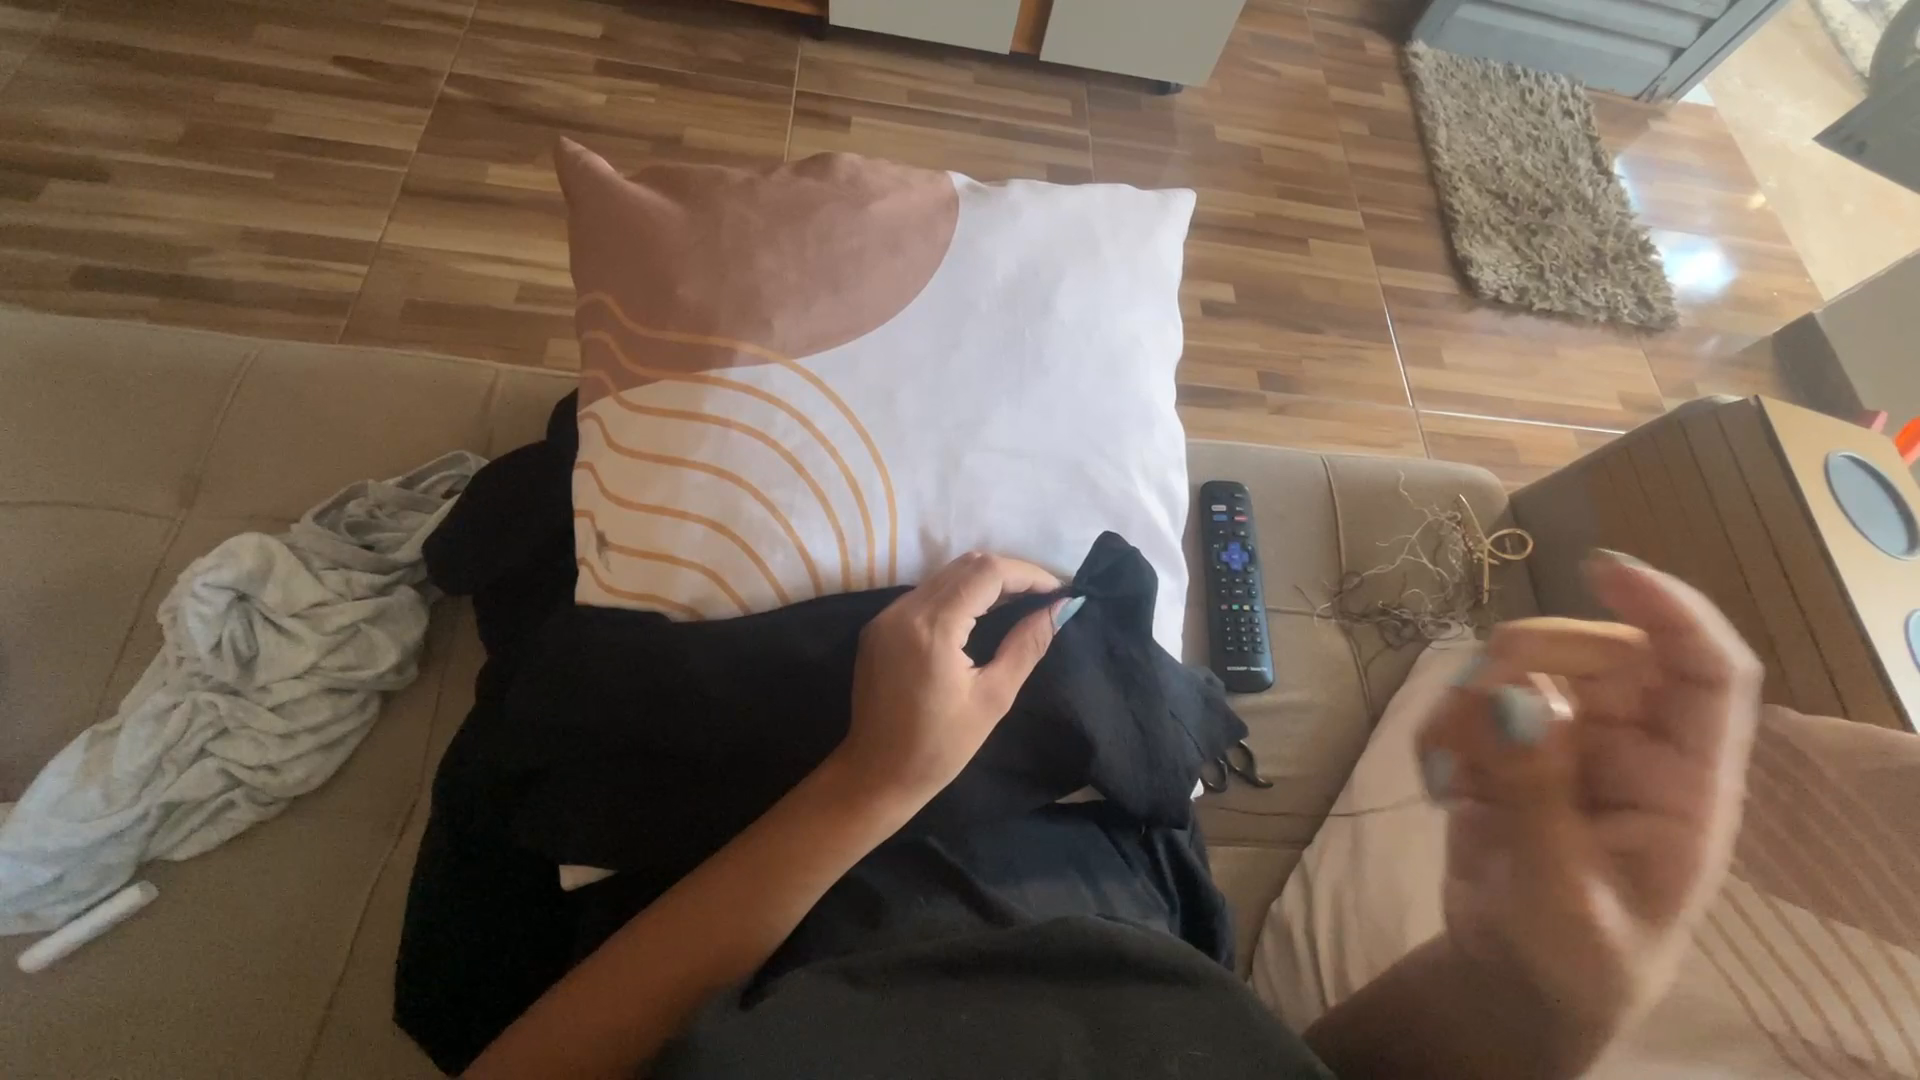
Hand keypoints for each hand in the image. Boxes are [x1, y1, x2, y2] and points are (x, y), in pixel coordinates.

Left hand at [835, 552, 1069, 805]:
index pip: (987, 572)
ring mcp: (886, 616)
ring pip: (945, 575)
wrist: (876, 774)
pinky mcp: (878, 626)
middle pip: (966, 565)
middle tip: (1043, 596)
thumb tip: (1061, 609)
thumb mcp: (994, 697)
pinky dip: (959, 593)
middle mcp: (904, 610)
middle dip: (1010, 573)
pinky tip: (982, 613)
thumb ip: (1027, 645)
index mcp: (932, 627)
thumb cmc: (940, 747)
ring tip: (1021, 601)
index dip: (1028, 574)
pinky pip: (926, 593)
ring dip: (984, 580)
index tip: (1058, 591)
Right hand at [1415, 551, 1762, 1070]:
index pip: (1704, 673)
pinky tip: (1440, 780)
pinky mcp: (1501, 749)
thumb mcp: (1560, 894)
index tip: (1601, 568)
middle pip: (1588, 651)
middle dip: (1523, 664)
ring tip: (1449, 772)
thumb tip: (1514, 694)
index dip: (1669, 611)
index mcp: (1683, 784)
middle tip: (1474, 714)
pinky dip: (1440, 730)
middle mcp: (1626, 746)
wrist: (1509, 977)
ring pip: (1514, 668)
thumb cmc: (1568, 958)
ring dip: (1466, 706)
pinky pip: (1464, 703)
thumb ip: (1539, 793)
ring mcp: (1559, 743)